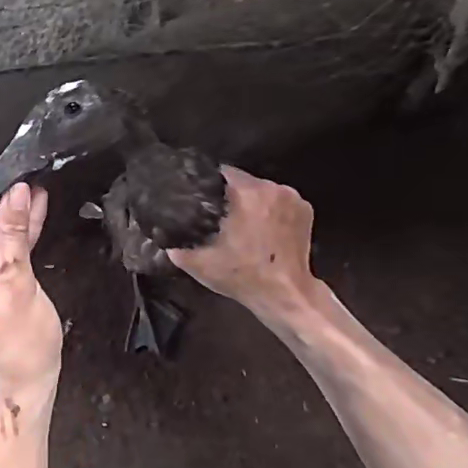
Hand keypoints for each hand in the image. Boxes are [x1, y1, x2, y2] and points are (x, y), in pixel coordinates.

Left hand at [0, 183, 62, 400]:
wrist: (30, 387)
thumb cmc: (17, 347)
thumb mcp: (15, 282)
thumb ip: (13, 233)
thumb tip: (17, 193)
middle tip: (11, 185)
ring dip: (7, 218)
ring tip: (30, 191)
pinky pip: (1, 253)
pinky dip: (16, 235)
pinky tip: (34, 211)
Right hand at [168, 166, 319, 323]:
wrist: (285, 295)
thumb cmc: (241, 276)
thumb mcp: (198, 262)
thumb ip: (174, 244)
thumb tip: (161, 232)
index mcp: (245, 193)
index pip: (220, 171)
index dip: (207, 182)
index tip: (199, 195)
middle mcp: (271, 188)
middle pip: (242, 180)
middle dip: (229, 193)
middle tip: (217, 212)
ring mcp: (292, 198)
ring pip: (261, 189)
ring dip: (250, 200)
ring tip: (240, 221)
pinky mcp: (305, 209)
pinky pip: (278, 200)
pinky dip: (270, 209)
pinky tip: (261, 227)